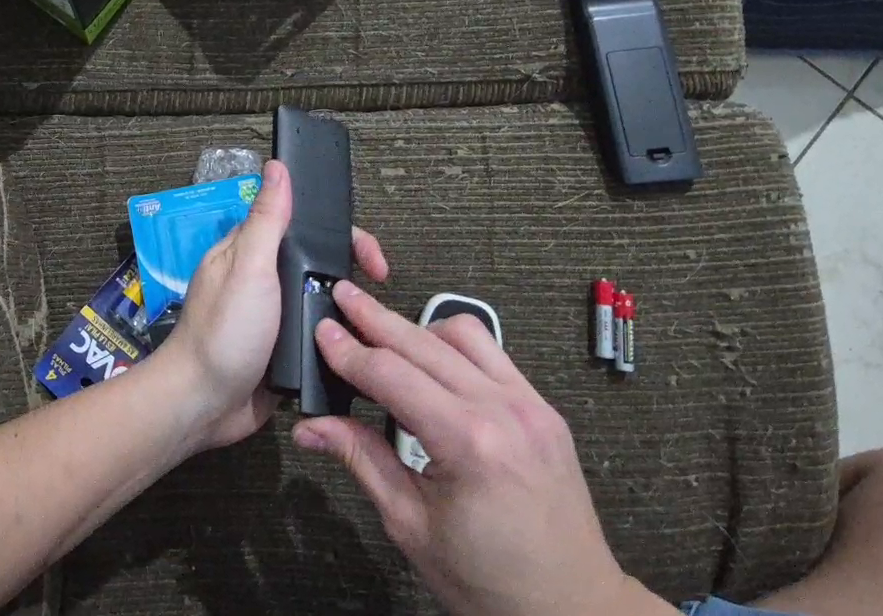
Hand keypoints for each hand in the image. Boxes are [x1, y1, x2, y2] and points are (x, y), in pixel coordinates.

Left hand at [158, 159, 389, 452]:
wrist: (205, 405)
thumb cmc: (224, 330)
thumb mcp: (248, 267)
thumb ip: (267, 220)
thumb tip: (278, 166)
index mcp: (251, 250)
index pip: (303, 225)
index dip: (339, 232)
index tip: (370, 254)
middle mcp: (264, 278)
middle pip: (319, 262)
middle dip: (352, 270)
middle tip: (381, 287)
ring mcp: (274, 315)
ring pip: (322, 299)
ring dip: (348, 306)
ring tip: (379, 321)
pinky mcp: (283, 350)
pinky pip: (318, 334)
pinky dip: (337, 335)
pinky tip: (361, 344)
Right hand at [291, 282, 673, 615]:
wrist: (573, 608)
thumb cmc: (486, 581)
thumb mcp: (410, 524)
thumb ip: (362, 459)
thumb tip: (309, 427)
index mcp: (467, 442)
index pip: (391, 374)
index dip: (348, 351)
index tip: (320, 329)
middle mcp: (503, 408)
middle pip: (422, 342)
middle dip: (375, 317)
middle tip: (341, 296)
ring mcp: (530, 403)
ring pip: (463, 333)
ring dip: (418, 326)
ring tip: (384, 333)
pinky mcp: (544, 407)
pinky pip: (493, 354)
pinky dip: (454, 345)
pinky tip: (431, 358)